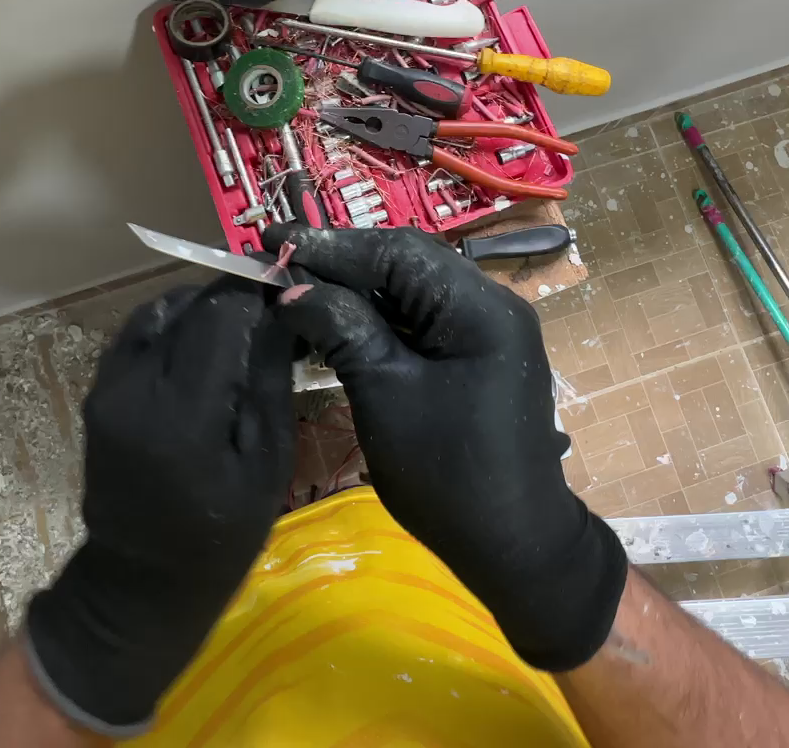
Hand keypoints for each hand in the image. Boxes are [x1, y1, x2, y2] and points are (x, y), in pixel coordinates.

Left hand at [22, 277, 296, 735]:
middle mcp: (135, 387)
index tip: (283, 292)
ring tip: (235, 332)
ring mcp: (107, 387)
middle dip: (231, 299)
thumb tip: (282, 309)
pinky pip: (136, 334)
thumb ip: (269, 378)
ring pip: (159, 311)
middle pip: (188, 305)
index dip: (254, 293)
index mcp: (183, 413)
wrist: (140, 583)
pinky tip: (199, 351)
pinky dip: (172, 327)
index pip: (220, 314)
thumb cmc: (221, 534)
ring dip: (200, 309)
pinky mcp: (97, 392)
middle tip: (266, 316)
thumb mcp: (267, 461)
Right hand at [263, 223, 625, 670]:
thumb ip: (343, 329)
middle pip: (407, 262)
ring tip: (299, 287)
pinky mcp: (478, 349)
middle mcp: (491, 302)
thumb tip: (292, 288)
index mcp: (479, 307)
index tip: (274, 242)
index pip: (398, 251)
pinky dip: (381, 314)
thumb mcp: (386, 396)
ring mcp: (488, 325)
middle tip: (280, 262)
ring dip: (358, 287)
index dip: (332, 245)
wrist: (513, 544)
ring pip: (413, 286)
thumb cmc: (448, 476)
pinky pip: (424, 315)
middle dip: (343, 262)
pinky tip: (339, 318)